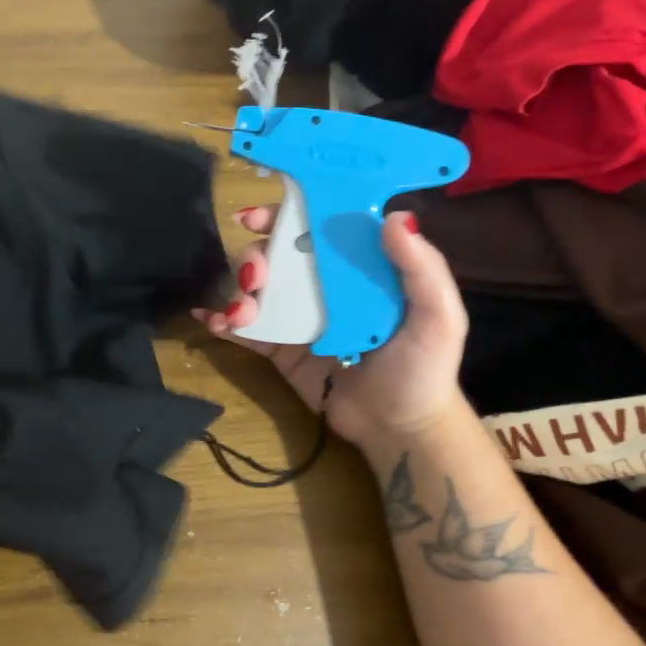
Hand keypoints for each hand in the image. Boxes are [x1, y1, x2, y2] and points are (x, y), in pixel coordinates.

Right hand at [193, 208, 470, 458]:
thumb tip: (396, 216)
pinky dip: (221, 320)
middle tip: (253, 277)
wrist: (398, 429)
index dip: (284, 215)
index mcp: (357, 268)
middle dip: (252, 258)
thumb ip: (422, 269)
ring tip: (241, 315)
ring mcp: (296, 317)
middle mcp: (322, 285)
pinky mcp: (279, 348)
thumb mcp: (438, 318)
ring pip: (254, 289)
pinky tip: (207, 319)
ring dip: (237, 293)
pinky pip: (245, 329)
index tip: (256, 218)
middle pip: (274, 255)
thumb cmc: (423, 369)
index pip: (316, 228)